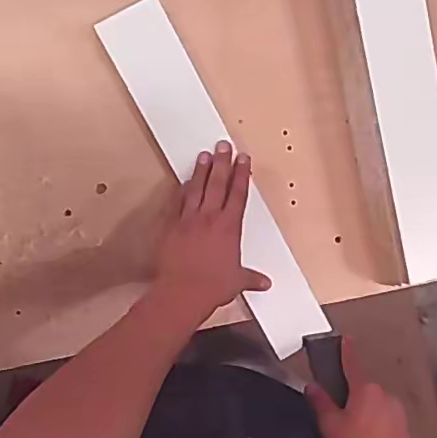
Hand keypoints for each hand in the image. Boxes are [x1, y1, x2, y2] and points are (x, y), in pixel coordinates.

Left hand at [151, 141, 271, 323]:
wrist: (182, 291)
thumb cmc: (212, 285)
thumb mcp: (237, 281)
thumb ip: (250, 278)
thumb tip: (263, 283)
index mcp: (229, 227)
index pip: (238, 194)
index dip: (242, 175)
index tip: (243, 159)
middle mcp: (210, 219)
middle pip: (217, 184)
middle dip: (222, 163)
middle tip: (224, 145)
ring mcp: (189, 220)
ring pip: (197, 188)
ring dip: (201, 170)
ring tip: (205, 154)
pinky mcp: (173, 227)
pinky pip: (178, 203)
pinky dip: (182, 191)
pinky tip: (184, 182)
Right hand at [305, 339, 417, 437]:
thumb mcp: (331, 426)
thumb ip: (320, 403)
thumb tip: (312, 387)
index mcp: (364, 389)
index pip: (353, 363)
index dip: (347, 350)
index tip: (345, 339)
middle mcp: (383, 393)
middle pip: (362, 387)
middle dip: (351, 395)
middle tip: (339, 414)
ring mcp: (396, 408)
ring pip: (374, 402)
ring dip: (364, 409)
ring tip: (353, 432)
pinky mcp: (403, 423)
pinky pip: (384, 414)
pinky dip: (375, 420)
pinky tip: (368, 437)